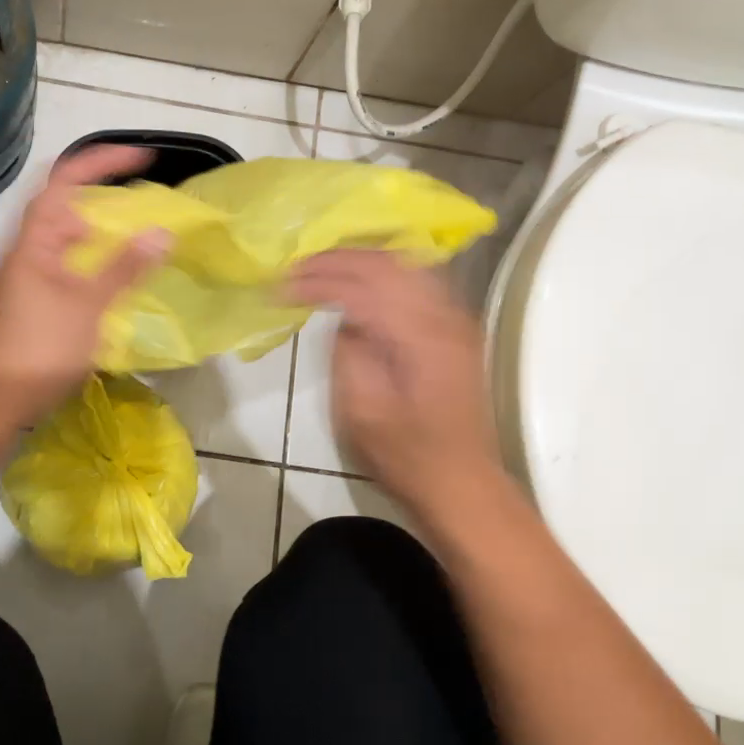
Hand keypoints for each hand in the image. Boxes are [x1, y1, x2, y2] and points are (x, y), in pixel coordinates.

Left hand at [0, 146, 170, 426]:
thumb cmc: (40, 351)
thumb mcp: (89, 307)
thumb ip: (125, 268)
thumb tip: (161, 232)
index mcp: (31, 243)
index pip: (63, 181)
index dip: (102, 162)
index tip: (142, 159)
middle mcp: (22, 252)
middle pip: (61, 207)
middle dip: (102, 199)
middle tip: (141, 205)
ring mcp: (21, 278)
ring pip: (62, 240)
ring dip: (97, 234)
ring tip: (134, 241)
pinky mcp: (26, 302)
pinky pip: (61, 266)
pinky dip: (88, 263)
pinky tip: (112, 282)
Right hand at [288, 250, 507, 512]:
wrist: (463, 485)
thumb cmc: (406, 457)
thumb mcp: (361, 414)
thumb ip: (348, 355)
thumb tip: (343, 322)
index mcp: (419, 336)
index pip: (362, 286)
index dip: (317, 280)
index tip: (280, 287)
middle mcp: (444, 317)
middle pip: (387, 263)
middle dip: (337, 260)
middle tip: (295, 268)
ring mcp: (457, 320)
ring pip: (406, 264)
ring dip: (360, 260)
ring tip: (322, 268)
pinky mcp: (457, 330)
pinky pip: (419, 280)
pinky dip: (384, 271)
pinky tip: (362, 281)